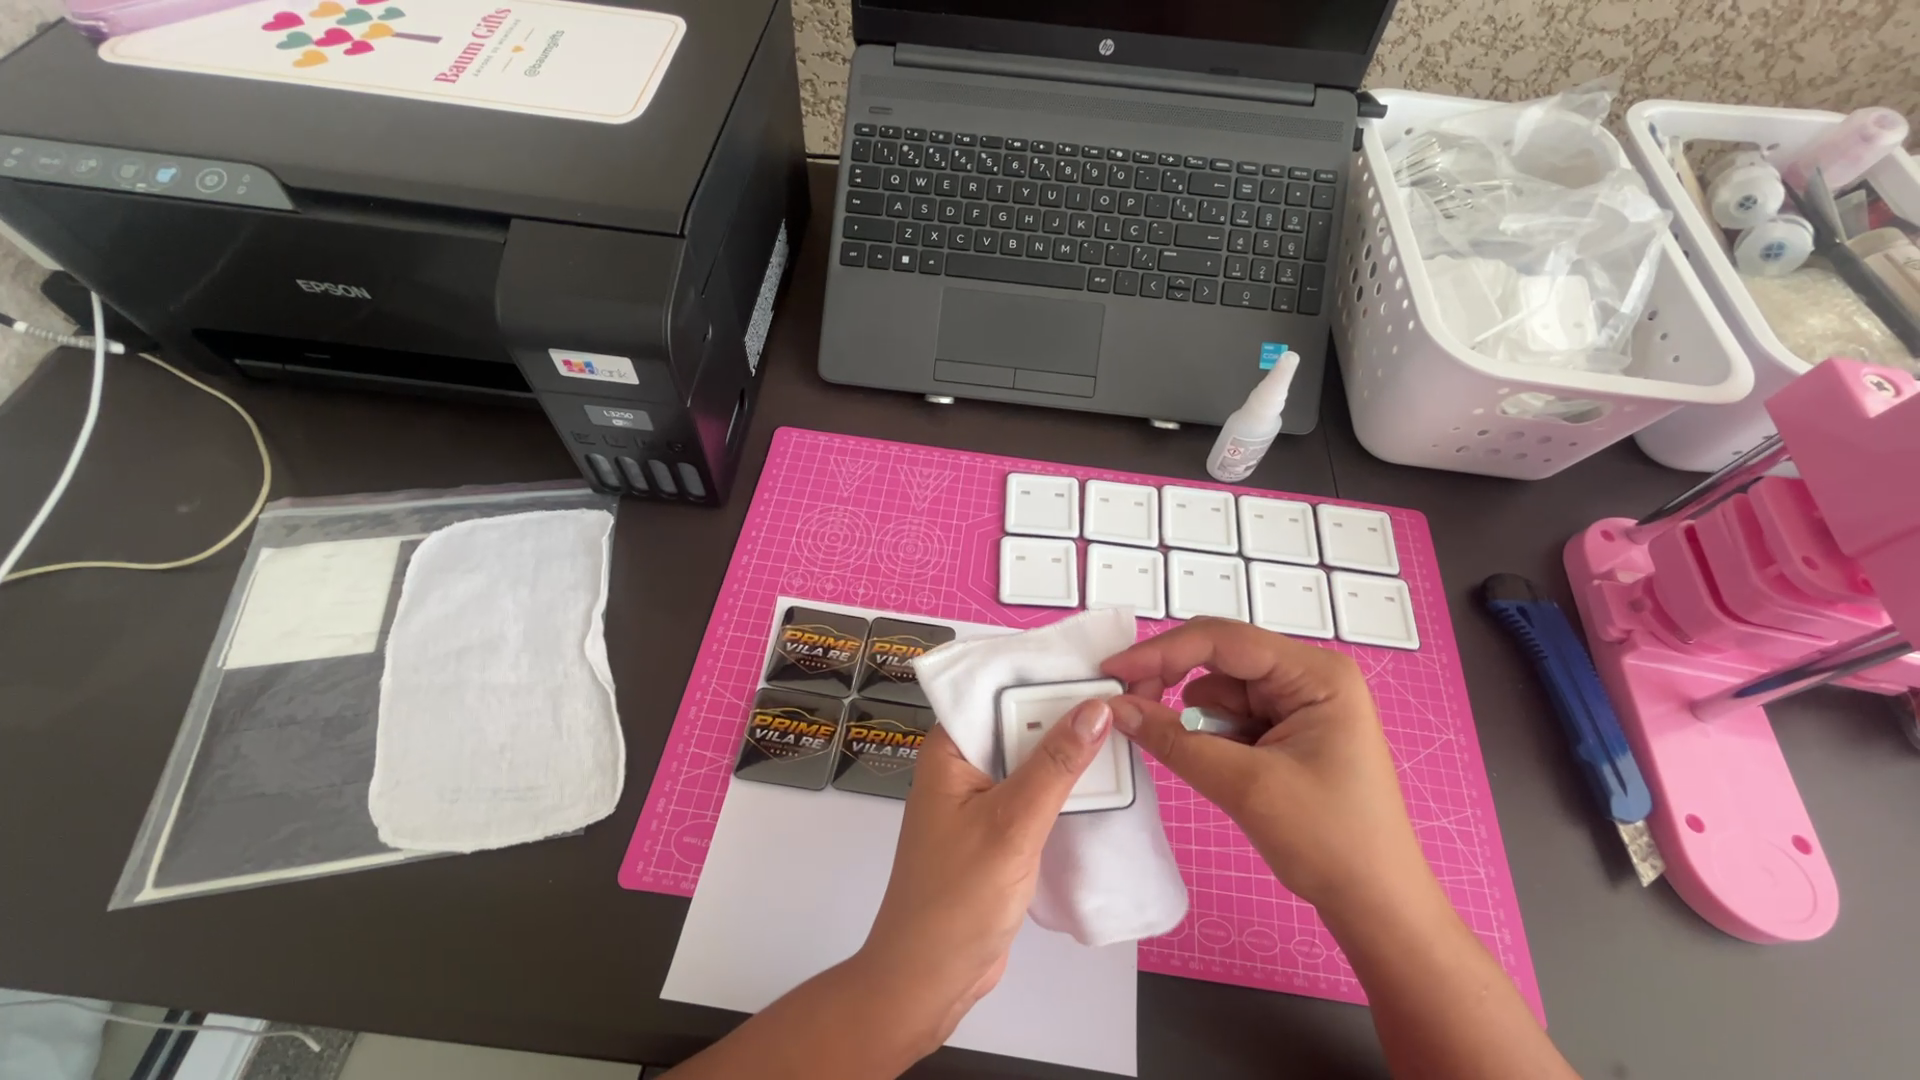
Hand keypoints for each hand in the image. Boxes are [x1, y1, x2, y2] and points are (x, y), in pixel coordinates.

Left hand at [855, 703, 1112, 1053]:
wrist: (929, 979)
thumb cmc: (957, 899)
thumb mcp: (1012, 824)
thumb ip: (1055, 765)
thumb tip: (1096, 707)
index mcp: (949, 750)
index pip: (996, 692)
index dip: (1044, 675)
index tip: (1097, 662)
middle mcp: (961, 766)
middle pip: (1017, 724)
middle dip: (1065, 712)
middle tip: (1125, 694)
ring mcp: (979, 800)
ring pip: (1030, 760)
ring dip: (1069, 752)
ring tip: (1125, 727)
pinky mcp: (997, 831)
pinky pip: (1034, 794)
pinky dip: (1064, 787)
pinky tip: (1104, 781)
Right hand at [1100, 618, 1430, 915]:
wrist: (1377, 905)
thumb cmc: (1329, 840)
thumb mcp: (1245, 786)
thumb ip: (1175, 740)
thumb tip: (1115, 708)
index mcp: (1314, 674)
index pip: (1223, 641)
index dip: (1161, 653)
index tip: (1111, 673)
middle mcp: (1307, 678)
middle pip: (1219, 660)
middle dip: (1173, 684)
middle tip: (1128, 710)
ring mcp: (1298, 705)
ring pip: (1217, 692)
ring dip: (1194, 721)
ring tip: (1203, 764)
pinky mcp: (1286, 732)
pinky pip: (1229, 718)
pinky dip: (1207, 737)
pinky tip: (1215, 768)